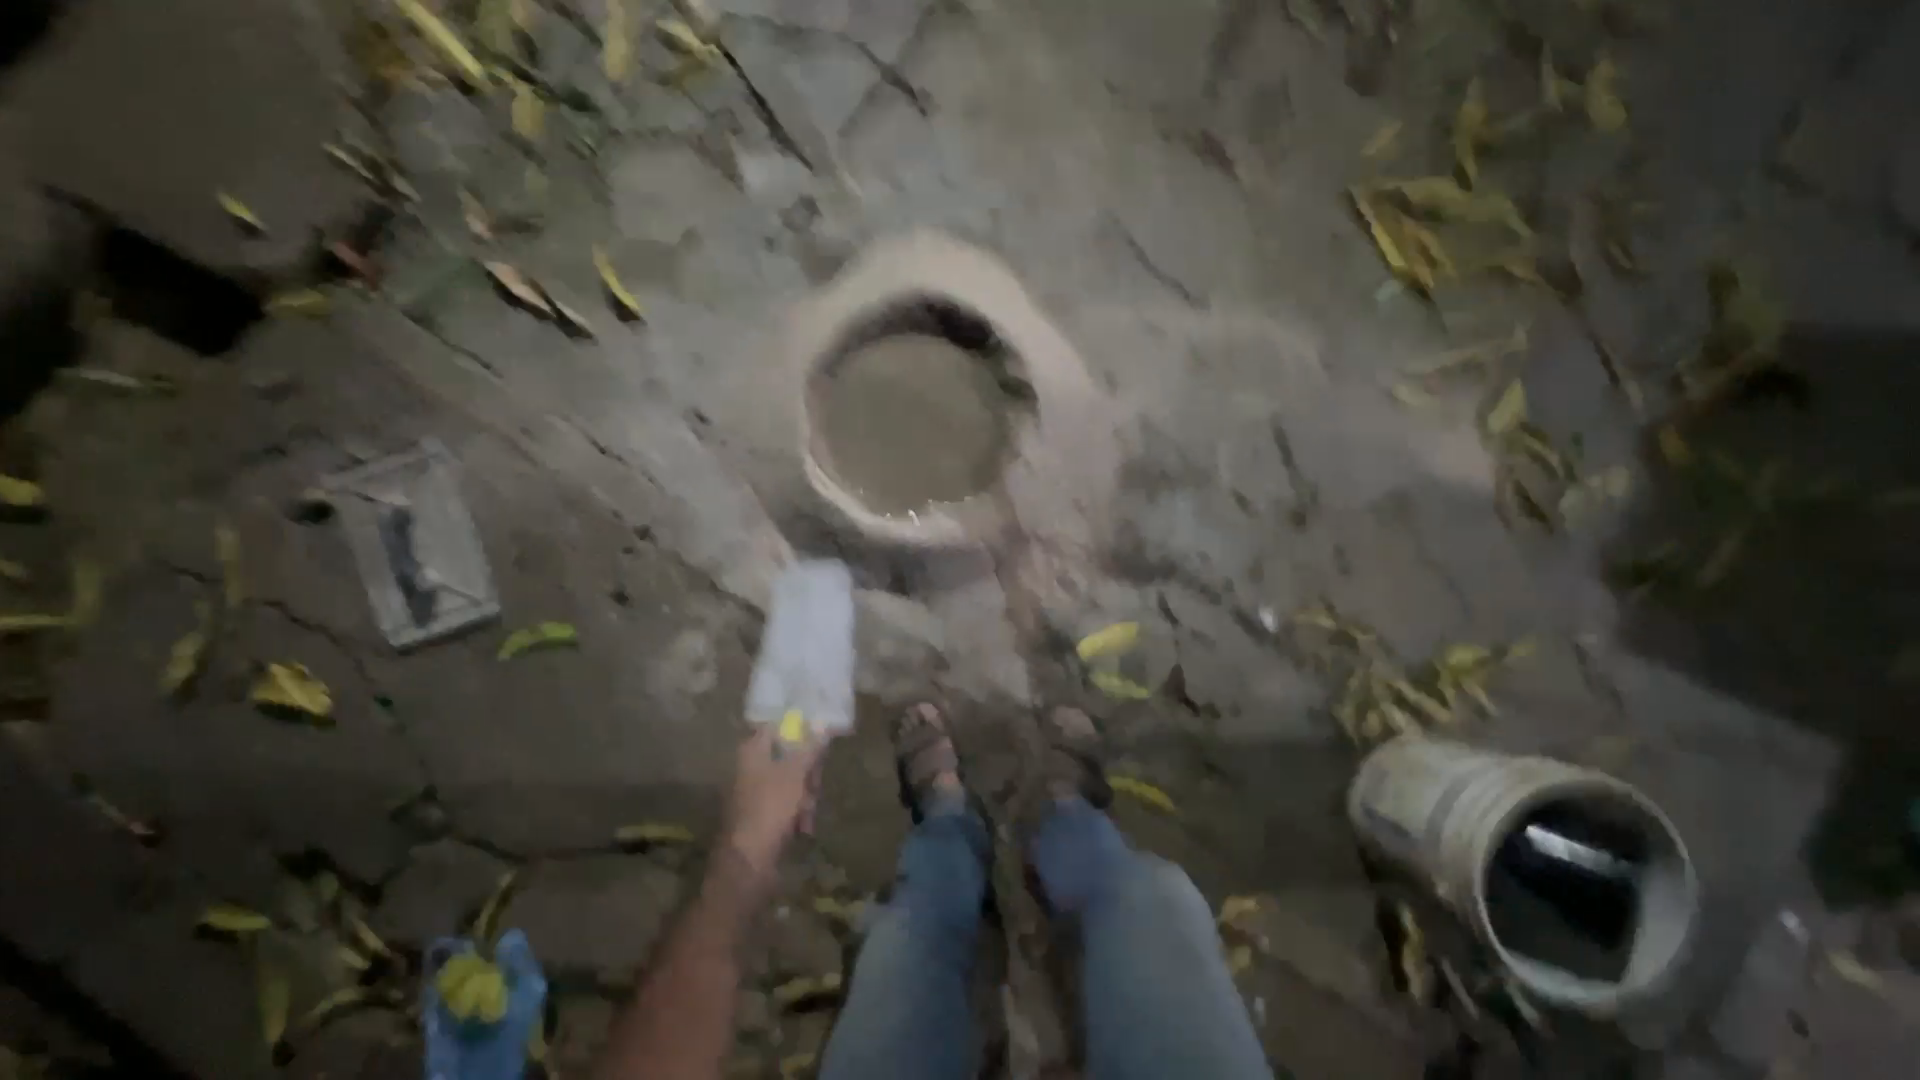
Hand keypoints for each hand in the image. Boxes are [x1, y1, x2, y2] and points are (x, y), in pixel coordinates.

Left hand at [722, 727, 824, 890]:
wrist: (748, 861)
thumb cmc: (770, 807)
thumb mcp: (796, 773)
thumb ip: (811, 747)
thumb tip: (824, 723)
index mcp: (752, 750)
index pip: (778, 728)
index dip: (801, 733)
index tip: (821, 744)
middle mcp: (750, 767)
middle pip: (788, 757)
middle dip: (807, 773)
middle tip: (815, 786)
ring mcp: (753, 792)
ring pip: (790, 782)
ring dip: (805, 796)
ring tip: (808, 814)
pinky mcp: (759, 815)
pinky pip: (784, 804)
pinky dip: (796, 813)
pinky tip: (803, 828)